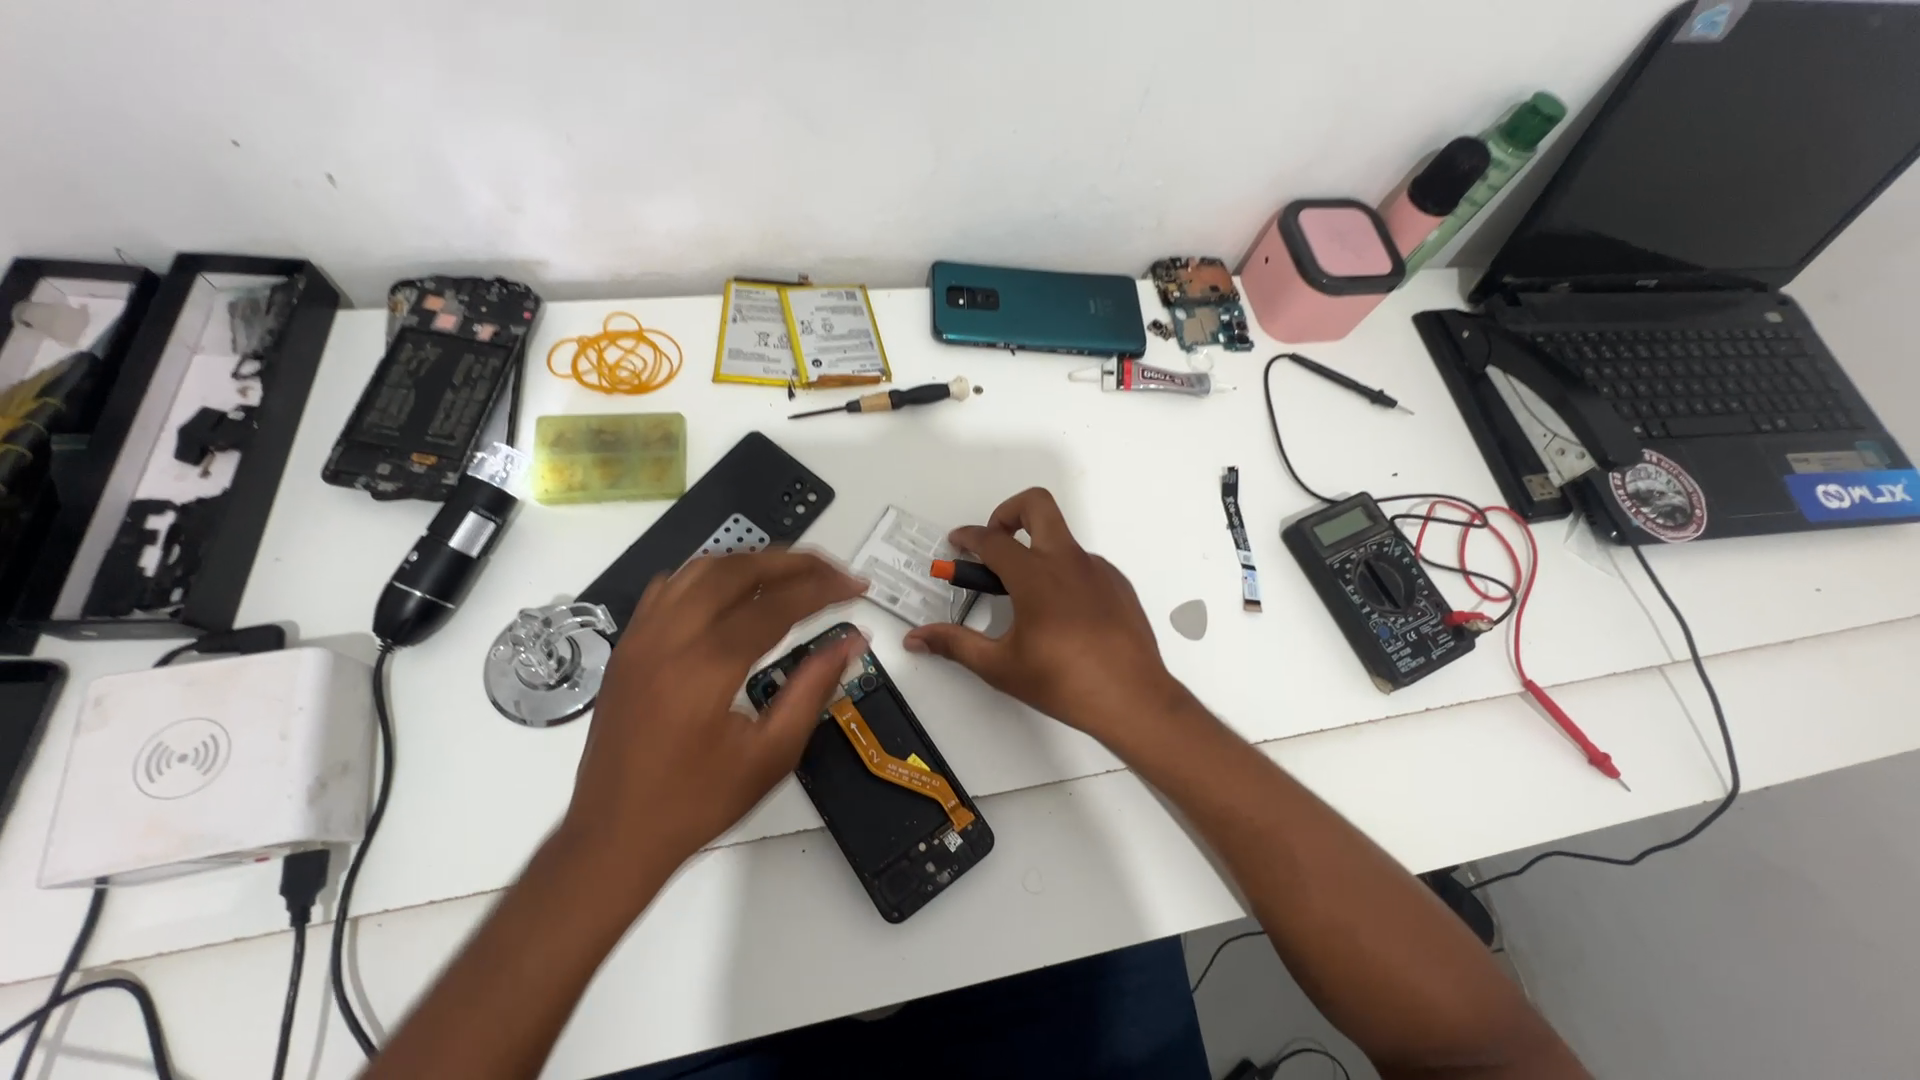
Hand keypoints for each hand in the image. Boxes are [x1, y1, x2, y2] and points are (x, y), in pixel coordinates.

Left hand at [559, 552, 865, 888]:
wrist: (615, 835)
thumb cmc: (698, 802)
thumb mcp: (771, 754)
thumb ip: (813, 688)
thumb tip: (852, 640)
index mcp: (706, 666)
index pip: (776, 603)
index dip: (823, 588)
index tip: (857, 587)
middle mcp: (669, 636)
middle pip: (737, 571)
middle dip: (792, 561)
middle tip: (832, 570)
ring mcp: (641, 637)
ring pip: (699, 569)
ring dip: (751, 562)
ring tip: (791, 572)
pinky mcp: (627, 647)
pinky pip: (668, 588)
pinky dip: (708, 576)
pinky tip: (730, 591)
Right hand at [904, 488, 1190, 749]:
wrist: (1133, 699)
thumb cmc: (1063, 683)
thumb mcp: (1001, 666)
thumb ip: (955, 645)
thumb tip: (916, 638)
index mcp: (1035, 576)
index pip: (993, 541)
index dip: (969, 538)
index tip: (957, 543)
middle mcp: (1068, 562)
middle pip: (1036, 505)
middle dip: (1007, 512)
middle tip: (995, 545)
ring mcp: (1098, 570)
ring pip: (1061, 539)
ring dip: (1036, 551)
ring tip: (1024, 598)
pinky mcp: (1118, 585)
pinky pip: (1084, 565)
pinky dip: (1063, 575)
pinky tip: (1060, 616)